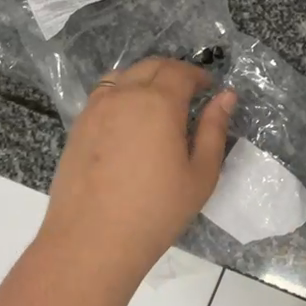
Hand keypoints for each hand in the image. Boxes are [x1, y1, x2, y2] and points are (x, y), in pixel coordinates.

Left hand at [38, 58, 235, 272]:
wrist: (92, 239)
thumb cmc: (156, 210)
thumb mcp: (200, 174)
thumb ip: (214, 130)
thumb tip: (226, 97)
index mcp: (159, 103)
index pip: (181, 72)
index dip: (199, 76)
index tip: (210, 88)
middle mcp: (124, 96)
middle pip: (151, 67)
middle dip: (174, 72)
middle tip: (190, 92)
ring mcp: (96, 109)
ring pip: (123, 75)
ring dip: (145, 79)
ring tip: (159, 103)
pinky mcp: (78, 127)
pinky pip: (103, 95)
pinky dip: (122, 94)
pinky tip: (130, 121)